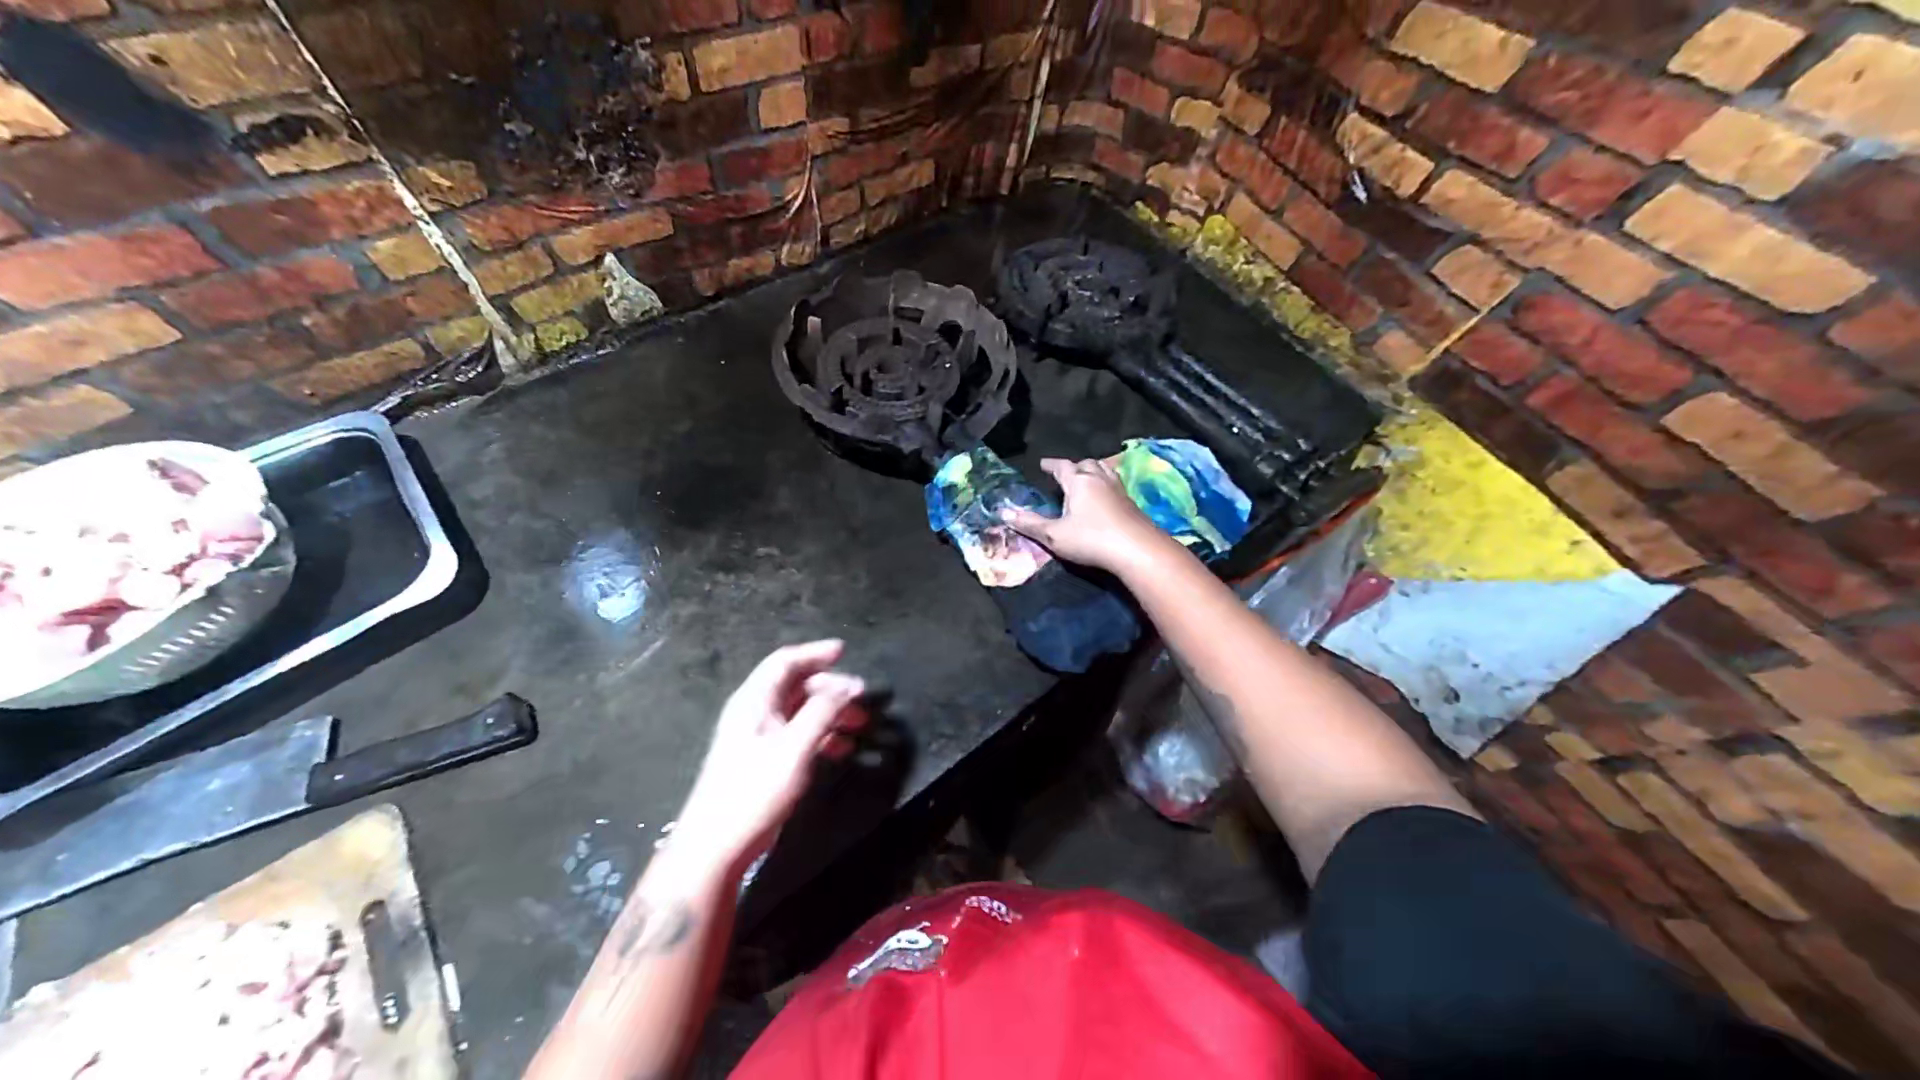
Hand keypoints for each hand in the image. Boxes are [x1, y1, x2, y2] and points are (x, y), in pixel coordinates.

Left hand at [671, 640, 865, 873]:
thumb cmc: (754, 790)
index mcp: (754, 700)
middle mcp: (754, 712)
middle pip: (795, 686)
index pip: (785, 662)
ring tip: (859, 726)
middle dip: (830, 689)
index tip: (844, 652)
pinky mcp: (764, 761)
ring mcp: (758, 737)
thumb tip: (850, 684)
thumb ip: (823, 711)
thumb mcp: (794, 747)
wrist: (717, 845)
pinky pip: (797, 735)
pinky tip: (841, 750)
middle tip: (861, 700)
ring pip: (799, 711)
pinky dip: (821, 735)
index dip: (814, 653)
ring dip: (830, 714)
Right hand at [1000, 457, 1166, 574]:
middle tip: (1064, 473)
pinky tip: (1104, 497)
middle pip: (1086, 464)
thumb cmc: (1091, 539)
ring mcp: (1118, 489)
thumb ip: (1029, 524)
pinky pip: (1115, 483)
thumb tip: (1004, 512)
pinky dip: (1105, 484)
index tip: (1043, 465)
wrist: (1137, 550)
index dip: (1051, 465)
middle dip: (1074, 466)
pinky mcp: (1131, 503)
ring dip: (1092, 471)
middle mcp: (1099, 479)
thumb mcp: (1054, 535)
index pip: (1062, 466)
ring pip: (1104, 470)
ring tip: (1085, 479)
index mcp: (1078, 481)